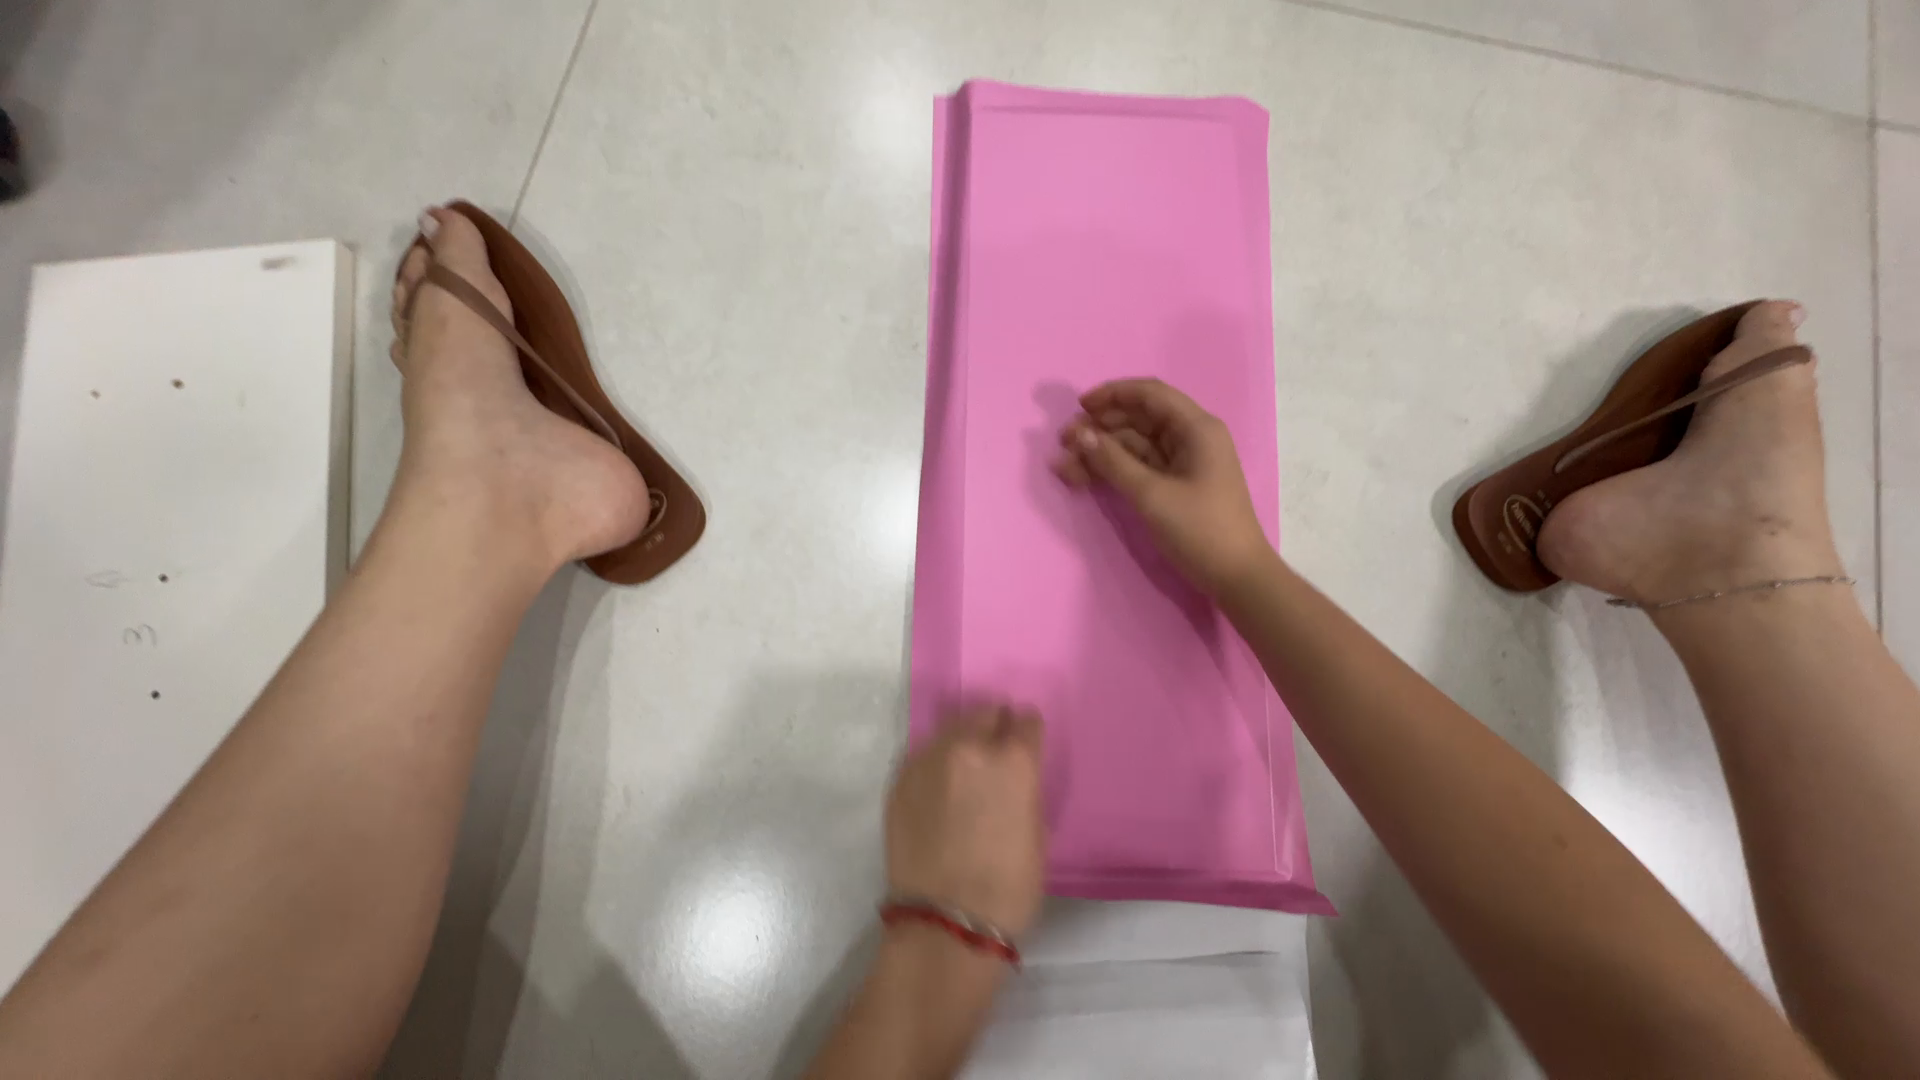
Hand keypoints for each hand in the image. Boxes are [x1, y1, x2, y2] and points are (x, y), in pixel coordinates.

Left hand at [885, 705, 1046, 936]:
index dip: (1027, 732)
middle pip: (983, 714)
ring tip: (963, 772)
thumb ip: (1023, 788)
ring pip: (949, 730)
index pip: (1026, 721)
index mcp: (1012, 759)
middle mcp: (968, 747)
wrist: (946, 923)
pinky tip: (938, 792)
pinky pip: (923, 757)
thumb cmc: (1009, 887)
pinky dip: (935, 765)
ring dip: (962, 741)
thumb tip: (1012, 775)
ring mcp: (927, 760)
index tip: (1025, 742)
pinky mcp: (899, 779)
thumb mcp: (1036, 831)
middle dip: (993, 727)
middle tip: (994, 752)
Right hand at [1053, 378, 1273, 596]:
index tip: (1079, 406)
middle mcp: (1192, 438)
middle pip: (1139, 419)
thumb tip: (1079, 434)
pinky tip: (1084, 476)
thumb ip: (1112, 461)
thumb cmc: (1200, 530)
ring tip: (1065, 465)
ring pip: (1135, 445)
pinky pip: (1139, 466)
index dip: (1113, 394)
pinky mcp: (1176, 486)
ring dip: (1102, 451)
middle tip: (1064, 442)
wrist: (1236, 577)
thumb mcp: (1151, 494)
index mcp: (1196, 429)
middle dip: (1101, 427)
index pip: (1150, 394)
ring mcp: (1184, 463)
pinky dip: (1113, 470)